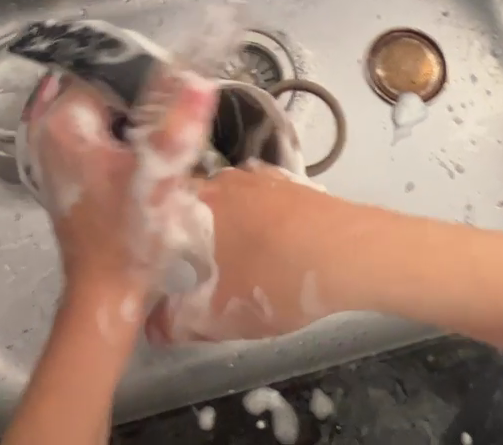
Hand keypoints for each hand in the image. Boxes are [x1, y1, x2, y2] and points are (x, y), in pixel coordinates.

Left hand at [19, 69, 217, 313]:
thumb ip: (178, 124)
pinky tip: (152, 156)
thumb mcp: (159, 176)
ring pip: (110, 110)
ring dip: (141, 118)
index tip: (181, 94)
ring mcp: (59, 150)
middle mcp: (52, 129)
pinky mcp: (73, 168)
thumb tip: (198, 78)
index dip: (150, 78)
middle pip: (111, 88)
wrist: (107, 293)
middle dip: (146, 99)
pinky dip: (130, 136)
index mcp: (64, 122)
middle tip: (179, 117)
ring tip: (167, 139)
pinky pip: (106, 131)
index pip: (112, 70)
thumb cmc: (127, 238)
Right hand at [146, 163, 352, 343]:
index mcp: (201, 200)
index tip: (163, 259)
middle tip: (201, 266)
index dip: (160, 235)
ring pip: (236, 199)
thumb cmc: (275, 279)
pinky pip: (267, 201)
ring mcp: (265, 177)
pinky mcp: (296, 183)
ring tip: (240, 259)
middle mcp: (229, 178)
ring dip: (234, 224)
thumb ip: (179, 321)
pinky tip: (276, 247)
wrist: (349, 252)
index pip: (164, 208)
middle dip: (198, 231)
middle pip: (201, 201)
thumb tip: (153, 326)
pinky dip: (266, 220)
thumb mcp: (221, 315)